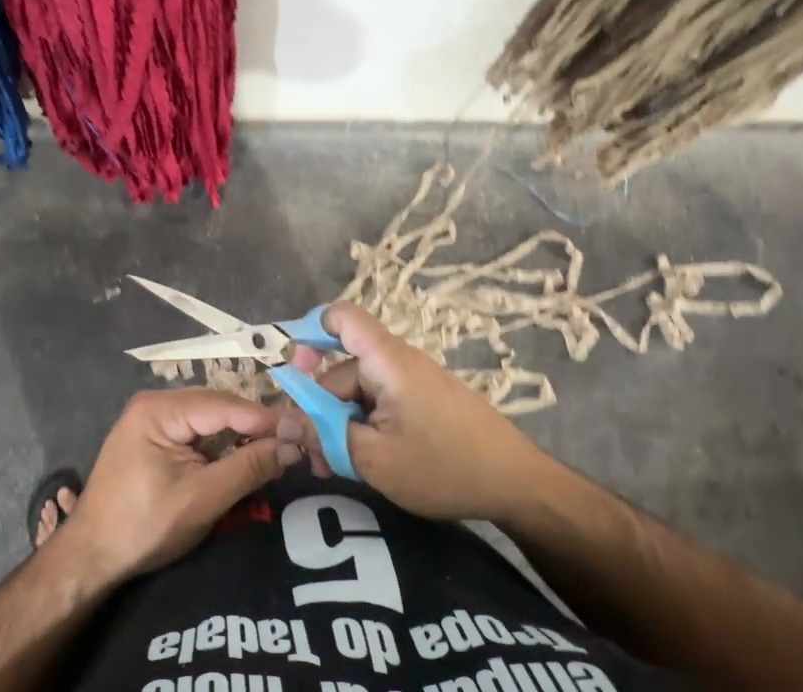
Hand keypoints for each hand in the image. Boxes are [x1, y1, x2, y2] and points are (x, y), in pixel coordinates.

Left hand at [62, 388, 301, 581]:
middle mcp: (155, 403)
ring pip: (211, 418)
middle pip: (220, 406)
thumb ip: (249, 468)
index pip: (226, 405)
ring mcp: (152, 419)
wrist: (91, 556)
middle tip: (296, 443)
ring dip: (242, 435)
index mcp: (160, 410)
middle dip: (257, 426)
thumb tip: (293, 445)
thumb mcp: (202, 499)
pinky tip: (244, 458)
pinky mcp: (153, 437)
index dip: (267, 420)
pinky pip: (197, 431)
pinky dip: (222, 444)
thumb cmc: (143, 527)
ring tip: (278, 451)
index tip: (305, 433)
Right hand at [278, 303, 547, 521]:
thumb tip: (286, 420)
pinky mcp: (424, 403)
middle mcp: (397, 362)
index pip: (340, 318)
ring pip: (358, 393)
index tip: (290, 372)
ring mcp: (413, 383)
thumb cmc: (443, 466)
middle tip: (305, 454)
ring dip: (337, 424)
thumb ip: (325, 434)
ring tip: (329, 467)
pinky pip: (379, 405)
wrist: (517, 484)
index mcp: (387, 361)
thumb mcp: (374, 458)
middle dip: (317, 407)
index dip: (308, 333)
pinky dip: (362, 428)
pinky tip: (357, 462)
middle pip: (342, 368)